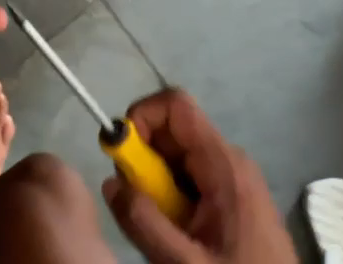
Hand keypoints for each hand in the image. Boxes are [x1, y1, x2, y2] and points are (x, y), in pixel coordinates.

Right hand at [102, 89, 294, 263]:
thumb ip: (144, 223)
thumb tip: (110, 182)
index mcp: (224, 164)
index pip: (175, 105)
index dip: (141, 118)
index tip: (123, 160)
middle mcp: (229, 161)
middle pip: (171, 131)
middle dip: (143, 159)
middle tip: (136, 204)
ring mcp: (232, 180)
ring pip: (176, 158)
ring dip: (155, 184)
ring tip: (160, 229)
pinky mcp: (232, 200)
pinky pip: (189, 180)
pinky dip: (170, 198)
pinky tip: (177, 236)